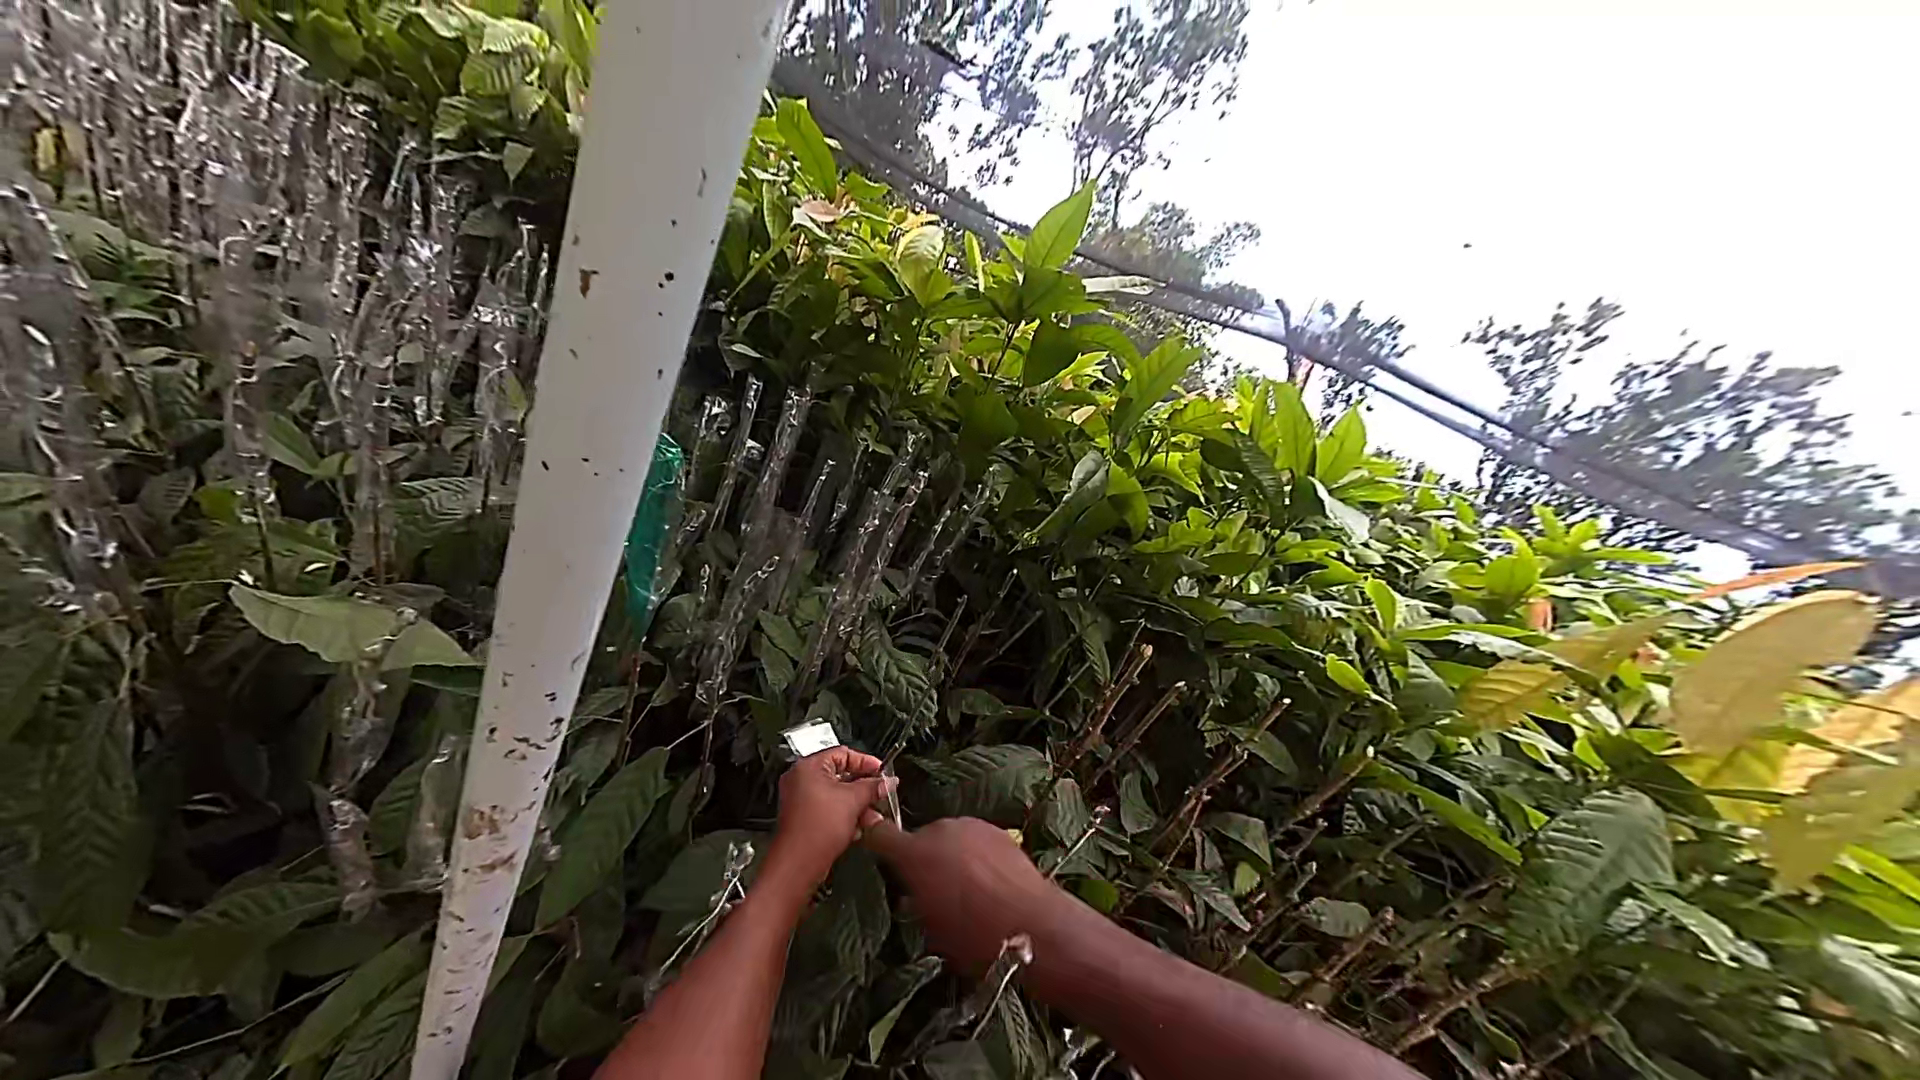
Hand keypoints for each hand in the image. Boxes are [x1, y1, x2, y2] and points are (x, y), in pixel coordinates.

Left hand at [763, 747, 895, 892]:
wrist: (798, 865)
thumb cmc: (815, 831)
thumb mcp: (853, 801)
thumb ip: (873, 787)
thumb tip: (886, 782)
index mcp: (809, 767)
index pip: (843, 753)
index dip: (866, 762)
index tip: (881, 771)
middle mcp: (801, 780)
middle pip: (840, 774)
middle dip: (863, 787)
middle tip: (879, 792)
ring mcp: (801, 799)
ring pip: (836, 794)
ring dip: (857, 804)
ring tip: (872, 814)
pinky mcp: (804, 818)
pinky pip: (829, 809)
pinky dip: (845, 814)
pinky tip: (858, 826)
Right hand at [861, 816, 1077, 975]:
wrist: (1031, 925)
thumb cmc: (974, 938)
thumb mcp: (931, 927)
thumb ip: (914, 899)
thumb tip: (913, 892)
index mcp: (915, 854)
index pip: (880, 834)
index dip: (874, 838)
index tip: (871, 842)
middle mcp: (940, 830)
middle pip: (920, 838)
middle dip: (922, 857)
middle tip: (932, 886)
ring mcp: (970, 825)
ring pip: (949, 837)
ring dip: (950, 853)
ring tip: (965, 883)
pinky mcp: (995, 829)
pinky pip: (974, 838)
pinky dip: (974, 852)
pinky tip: (988, 878)